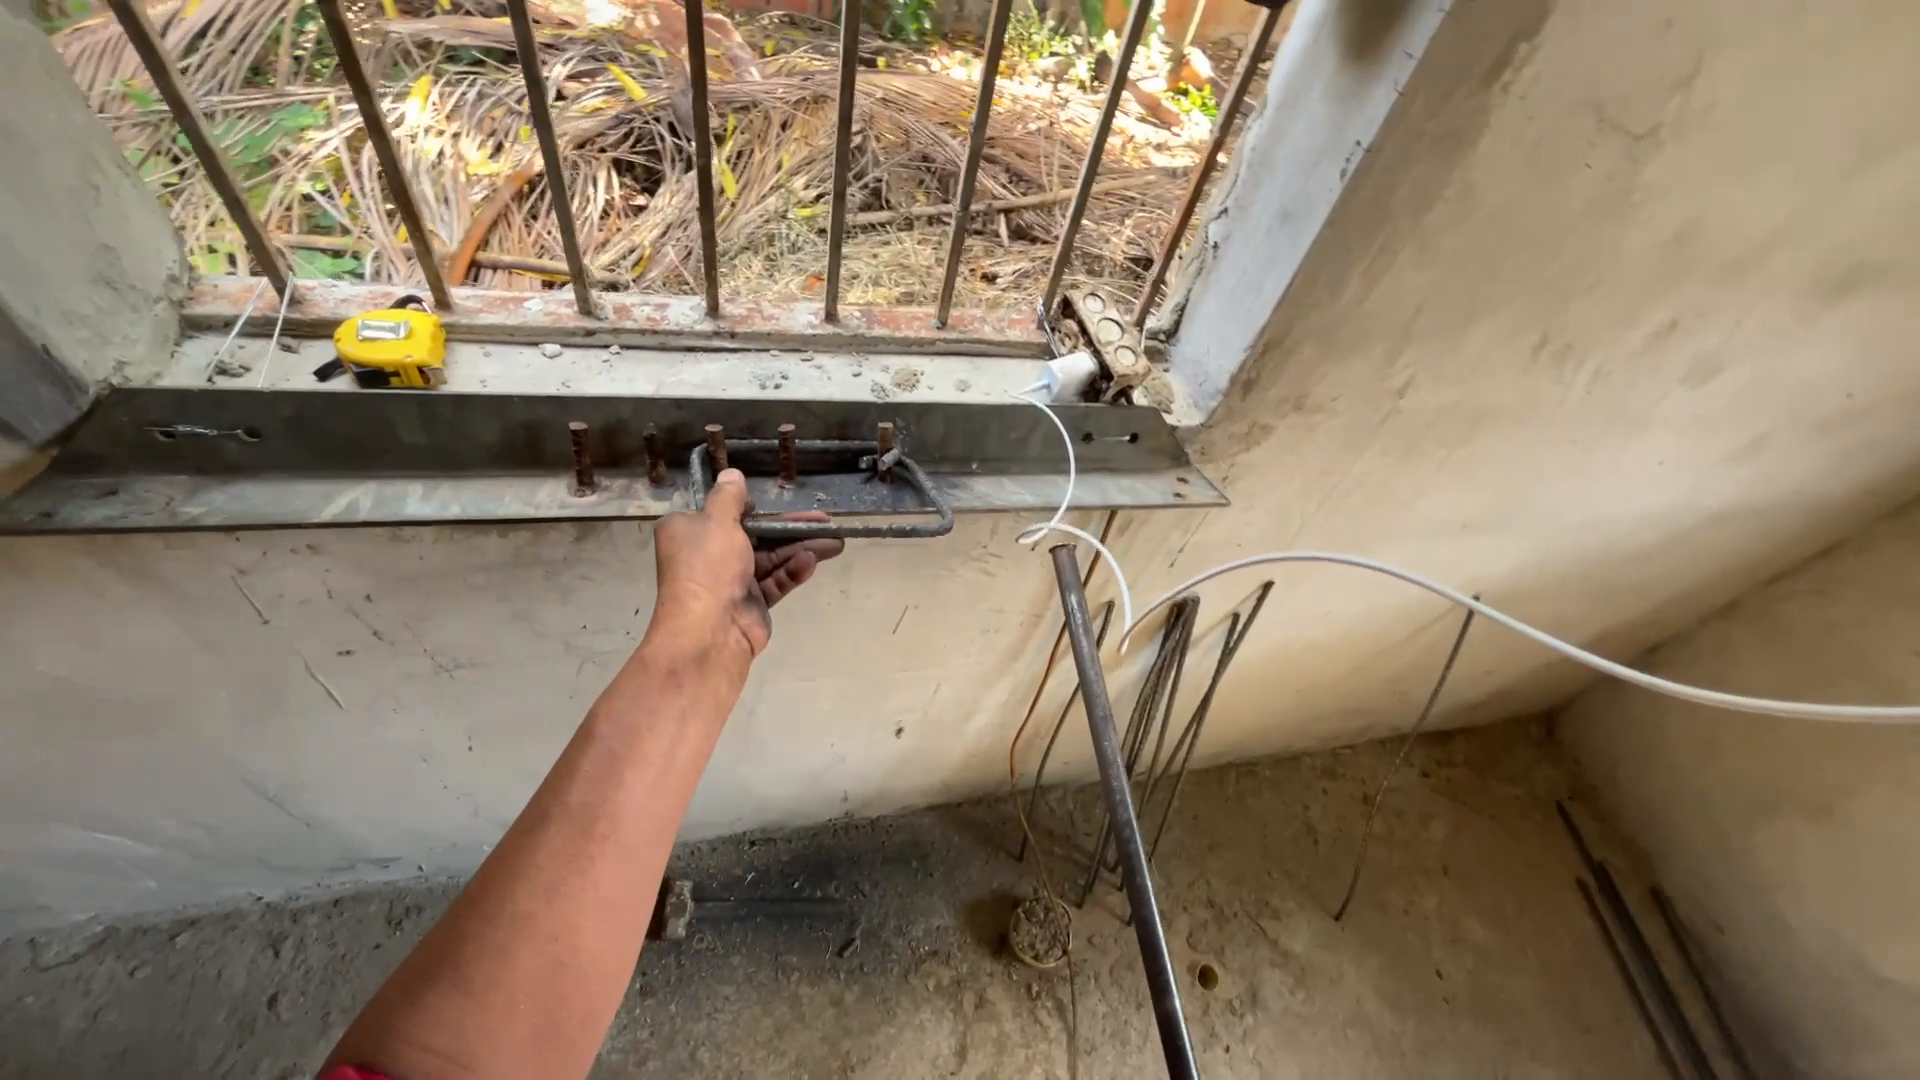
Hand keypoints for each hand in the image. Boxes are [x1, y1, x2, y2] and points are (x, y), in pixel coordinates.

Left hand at [649, 468, 844, 658]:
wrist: (709, 630)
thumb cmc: (708, 566)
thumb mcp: (717, 521)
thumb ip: (730, 497)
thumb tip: (732, 474)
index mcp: (689, 532)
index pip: (722, 513)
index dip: (751, 508)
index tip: (776, 502)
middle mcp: (707, 555)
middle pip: (755, 535)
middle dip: (791, 529)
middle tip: (825, 521)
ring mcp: (730, 581)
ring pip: (771, 558)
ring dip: (801, 548)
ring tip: (835, 542)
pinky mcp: (751, 602)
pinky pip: (774, 581)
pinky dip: (792, 572)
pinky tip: (812, 562)